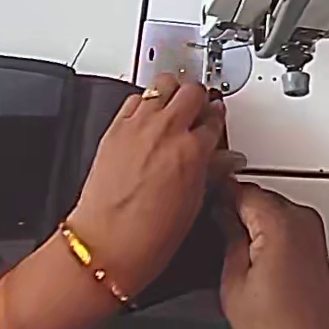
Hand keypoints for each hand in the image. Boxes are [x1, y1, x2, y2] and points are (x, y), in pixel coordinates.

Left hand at [66, 75, 226, 295]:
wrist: (105, 245)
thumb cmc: (148, 237)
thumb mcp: (194, 204)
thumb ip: (210, 171)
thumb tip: (222, 159)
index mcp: (192, 151)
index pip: (214, 118)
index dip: (217, 120)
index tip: (215, 121)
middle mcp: (167, 130)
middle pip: (192, 91)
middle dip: (199, 99)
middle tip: (198, 108)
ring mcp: (140, 125)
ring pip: (164, 83)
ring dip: (173, 91)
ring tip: (174, 103)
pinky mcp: (116, 127)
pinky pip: (135, 98)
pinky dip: (145, 102)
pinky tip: (148, 114)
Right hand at [218, 183, 328, 328]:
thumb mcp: (233, 284)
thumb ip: (227, 238)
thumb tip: (222, 216)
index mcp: (279, 221)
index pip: (240, 188)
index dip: (217, 193)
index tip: (201, 197)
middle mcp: (301, 220)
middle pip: (258, 196)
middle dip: (234, 207)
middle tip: (210, 225)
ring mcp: (313, 234)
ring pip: (271, 210)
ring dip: (251, 221)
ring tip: (228, 246)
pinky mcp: (317, 250)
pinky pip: (285, 226)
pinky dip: (268, 235)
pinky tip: (251, 260)